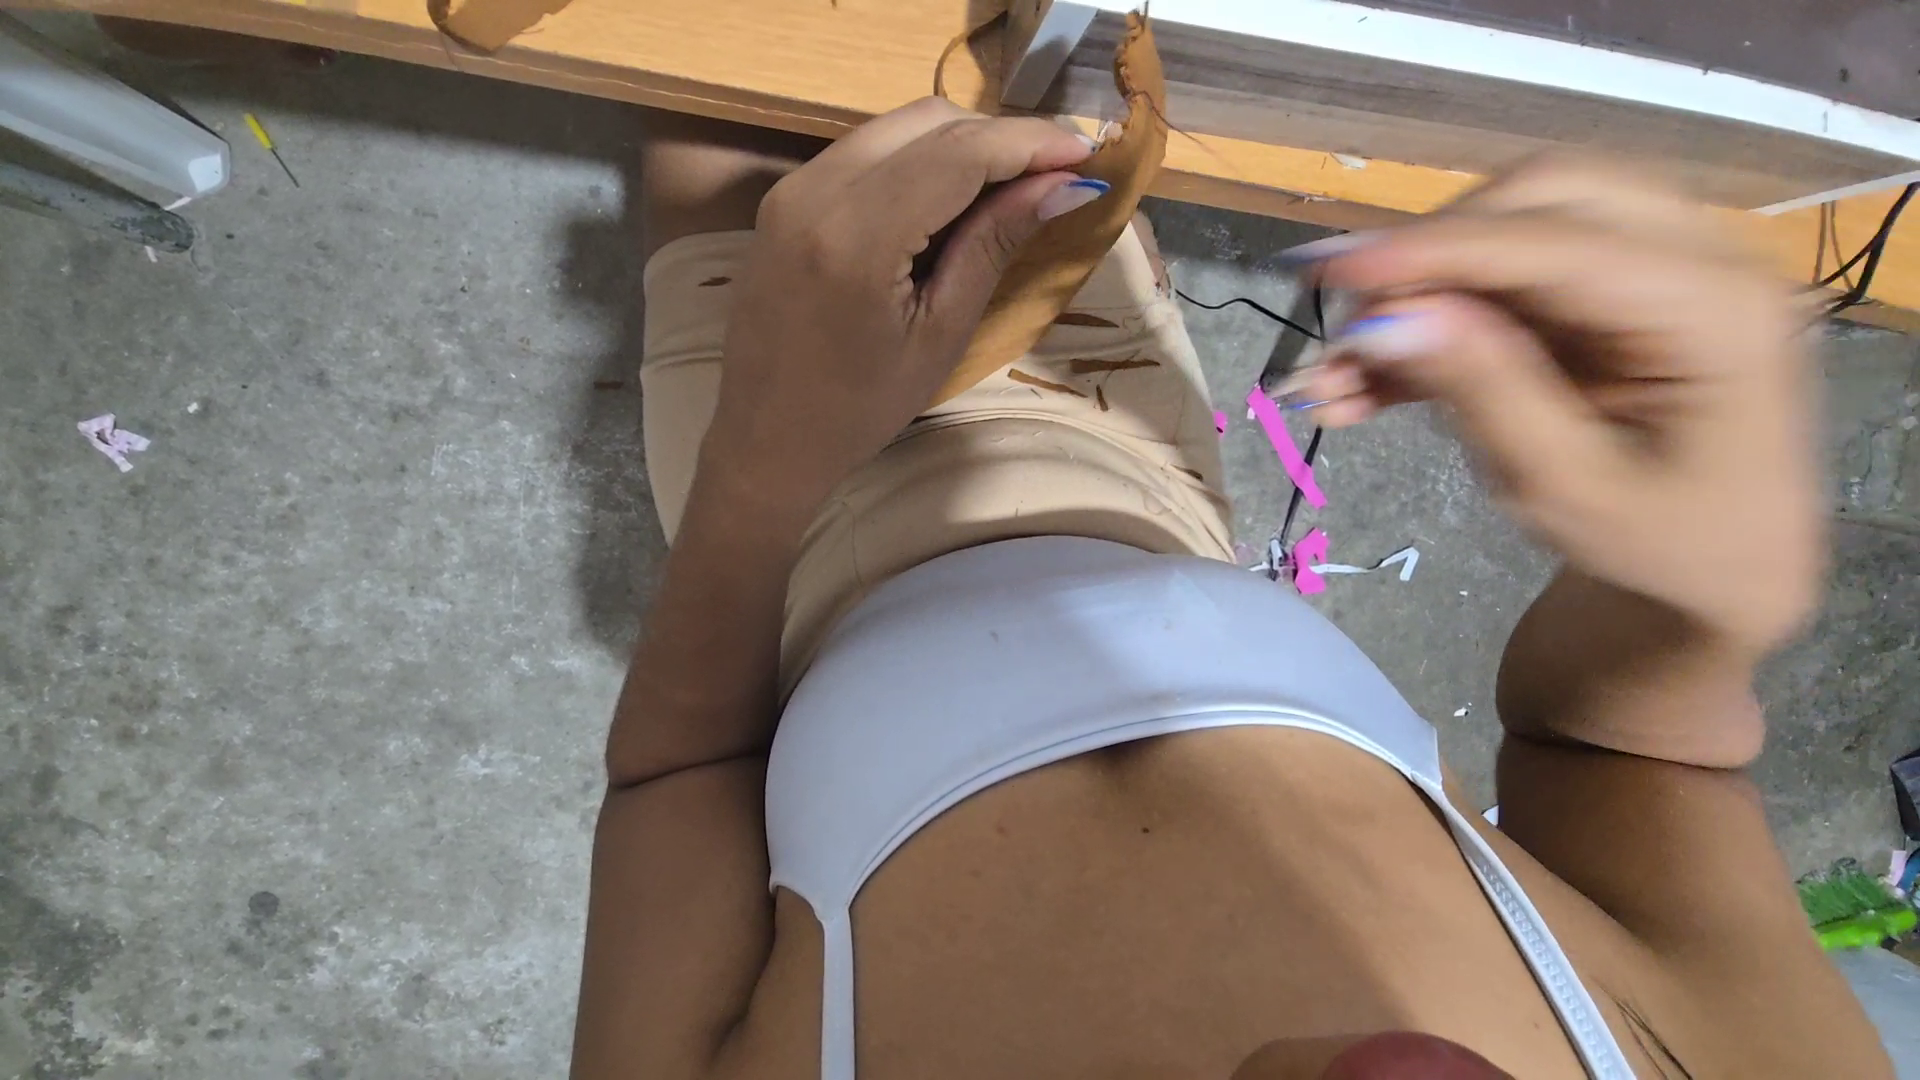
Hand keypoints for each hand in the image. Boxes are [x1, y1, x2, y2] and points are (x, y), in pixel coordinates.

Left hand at [698, 98, 1101, 514]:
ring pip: (893, 128)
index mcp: (856, 237)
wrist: (767, 438)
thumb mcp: (939, 336)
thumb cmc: (861, 410)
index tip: (1084, 152)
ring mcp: (790, 190)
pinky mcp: (783, 200)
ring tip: (1010, 185)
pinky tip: (948, 196)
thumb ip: (992, 247)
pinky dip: (915, 159)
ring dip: (959, 143)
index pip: (959, 153)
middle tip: (1051, 174)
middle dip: (999, 136)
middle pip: (927, 122)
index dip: (1029, 143)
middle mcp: (814, 191)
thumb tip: (1060, 187)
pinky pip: (862, 152)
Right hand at [1293, 160, 1823, 654]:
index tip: (1328, 268)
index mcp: (1712, 310)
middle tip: (1346, 329)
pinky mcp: (1590, 307)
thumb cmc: (1655, 544)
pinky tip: (1358, 391)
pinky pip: (1488, 294)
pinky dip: (1417, 334)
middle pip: (1537, 203)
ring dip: (1409, 301)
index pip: (1555, 242)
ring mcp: (1638, 279)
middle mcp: (1688, 264)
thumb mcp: (1563, 484)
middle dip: (1427, 257)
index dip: (1434, 249)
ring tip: (1332, 383)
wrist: (1704, 572)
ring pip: (1502, 241)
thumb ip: (1484, 390)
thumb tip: (1386, 322)